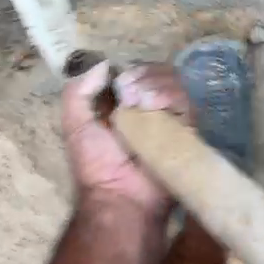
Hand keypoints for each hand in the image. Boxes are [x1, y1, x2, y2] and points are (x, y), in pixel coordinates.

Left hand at [61, 62, 189, 219]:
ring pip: (176, 85)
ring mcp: (172, 121)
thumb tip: (105, 64)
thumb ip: (79, 91)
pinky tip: (154, 106)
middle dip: (145, 74)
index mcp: (130, 106)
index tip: (121, 78)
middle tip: (128, 92)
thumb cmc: (95, 165)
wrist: (118, 199)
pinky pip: (188, 106)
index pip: (142, 73)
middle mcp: (154, 110)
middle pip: (162, 74)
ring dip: (157, 84)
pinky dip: (172, 98)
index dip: (134, 69)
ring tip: (139, 101)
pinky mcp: (188, 133)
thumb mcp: (75, 124)